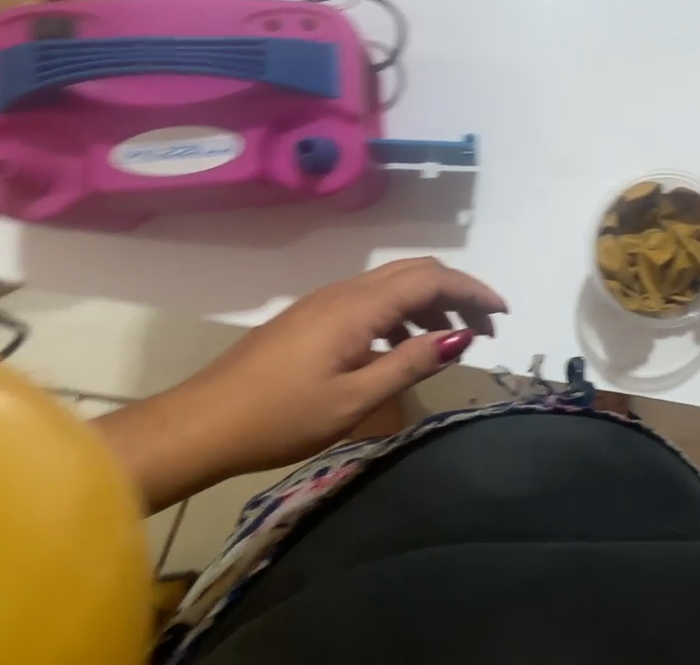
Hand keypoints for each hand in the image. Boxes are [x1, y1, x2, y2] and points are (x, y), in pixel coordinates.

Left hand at [96, 259, 505, 510]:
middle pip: (417, 272)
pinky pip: (373, 300)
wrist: (196, 427)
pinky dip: (404, 314)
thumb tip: (462, 338)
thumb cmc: (277, 418)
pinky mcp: (311, 318)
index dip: (474, 292)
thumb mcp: (354, 400)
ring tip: (450, 342)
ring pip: (395, 284)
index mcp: (359, 307)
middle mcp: (345, 292)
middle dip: (458, 293)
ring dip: (431, 304)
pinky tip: (403, 348)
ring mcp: (325, 302)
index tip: (503, 315)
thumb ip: (411, 363)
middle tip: (485, 328)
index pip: (433, 280)